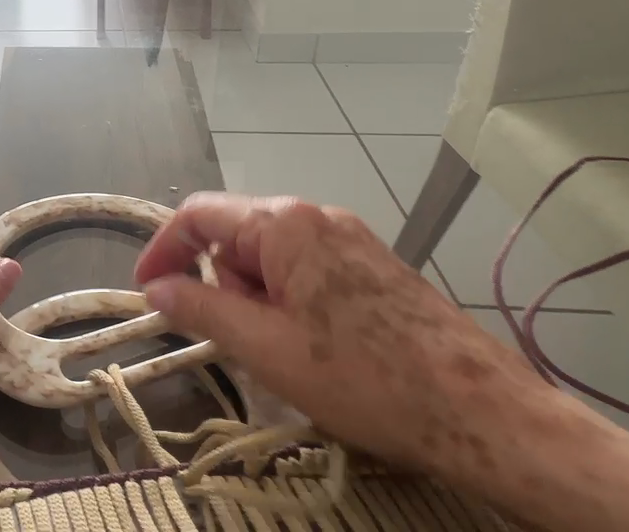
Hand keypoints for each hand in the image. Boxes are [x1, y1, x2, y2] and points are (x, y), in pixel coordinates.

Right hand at [135, 193, 548, 480]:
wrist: (481, 412)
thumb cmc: (362, 378)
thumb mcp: (265, 349)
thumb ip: (201, 309)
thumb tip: (156, 289)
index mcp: (284, 223)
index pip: (200, 214)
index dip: (165, 249)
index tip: (147, 290)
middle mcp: (316, 215)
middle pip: (238, 234)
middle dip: (221, 283)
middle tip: (234, 339)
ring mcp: (351, 237)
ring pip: (273, 255)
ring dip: (257, 296)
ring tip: (283, 352)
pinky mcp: (374, 265)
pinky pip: (308, 268)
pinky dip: (289, 299)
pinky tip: (313, 345)